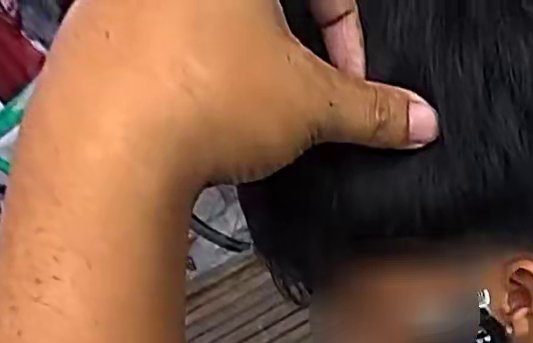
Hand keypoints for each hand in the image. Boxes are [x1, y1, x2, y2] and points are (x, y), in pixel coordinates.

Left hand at [33, 0, 436, 187]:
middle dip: (304, 49)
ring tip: (261, 108)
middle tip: (309, 98)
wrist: (110, 140)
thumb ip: (374, 110)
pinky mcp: (112, 11)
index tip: (350, 87)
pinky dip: (215, 62)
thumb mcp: (311, 104)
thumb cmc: (202, 94)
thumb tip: (422, 121)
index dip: (349, 39)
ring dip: (260, 57)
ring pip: (230, 15)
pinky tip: (216, 106)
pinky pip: (185, 27)